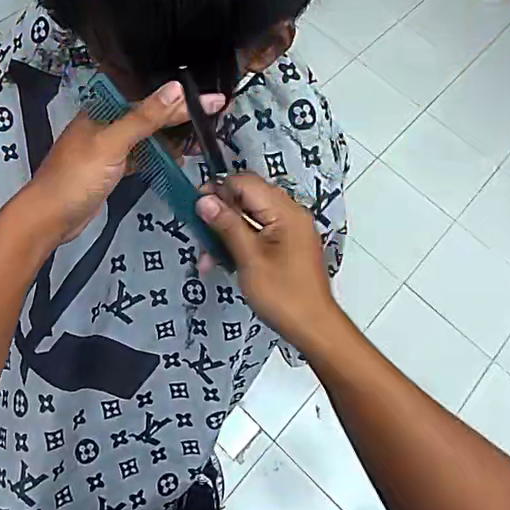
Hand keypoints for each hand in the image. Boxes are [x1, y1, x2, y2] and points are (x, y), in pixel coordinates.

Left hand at [15, 81, 224, 248]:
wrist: (50, 218)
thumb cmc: (76, 178)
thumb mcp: (112, 143)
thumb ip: (144, 117)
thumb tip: (176, 88)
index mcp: (102, 110)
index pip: (149, 98)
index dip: (181, 99)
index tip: (212, 101)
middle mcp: (106, 124)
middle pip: (150, 116)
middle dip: (181, 118)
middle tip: (214, 120)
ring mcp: (109, 148)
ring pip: (148, 137)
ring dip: (173, 140)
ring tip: (201, 143)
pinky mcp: (112, 169)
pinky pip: (142, 156)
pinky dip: (160, 158)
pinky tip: (176, 161)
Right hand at [196, 175, 341, 347]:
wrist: (312, 326)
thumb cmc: (287, 297)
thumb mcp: (249, 258)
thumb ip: (227, 225)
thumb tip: (206, 201)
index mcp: (287, 212)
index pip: (246, 183)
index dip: (219, 190)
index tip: (197, 204)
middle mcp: (292, 215)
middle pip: (248, 198)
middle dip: (221, 213)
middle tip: (200, 230)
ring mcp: (292, 230)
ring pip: (251, 217)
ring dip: (227, 232)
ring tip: (209, 255)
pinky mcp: (288, 246)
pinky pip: (260, 232)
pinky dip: (241, 242)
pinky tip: (224, 260)